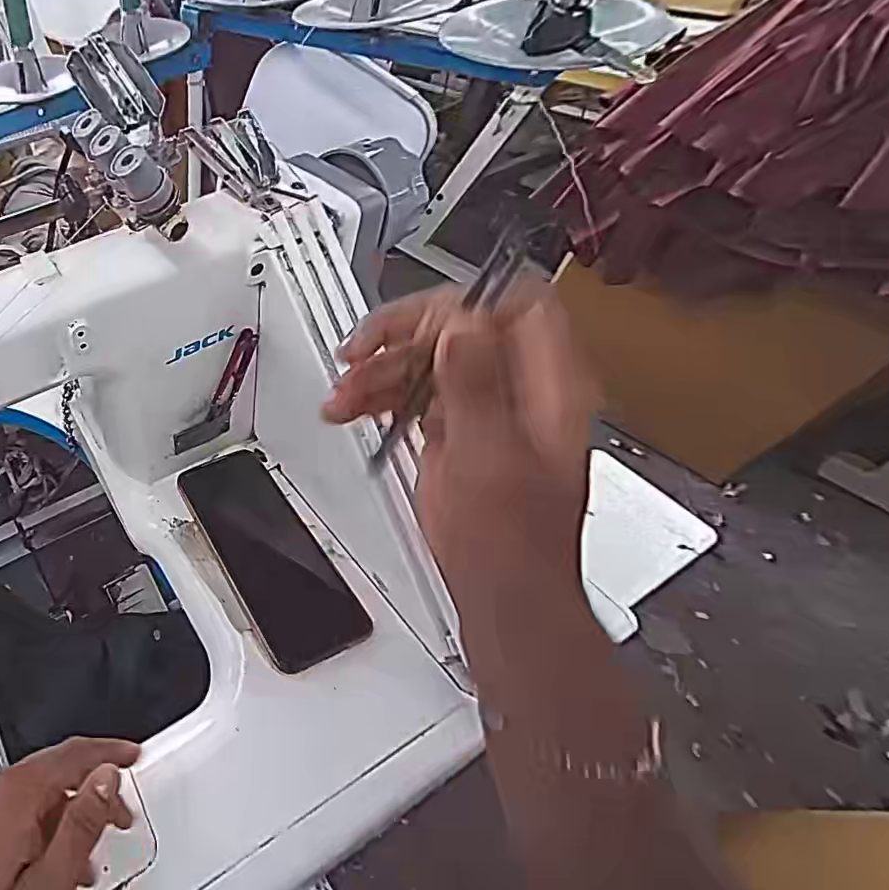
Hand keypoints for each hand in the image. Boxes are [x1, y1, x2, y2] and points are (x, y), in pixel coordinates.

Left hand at [0, 737, 139, 889]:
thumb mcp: (50, 887)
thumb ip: (82, 823)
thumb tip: (106, 777)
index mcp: (8, 799)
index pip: (69, 755)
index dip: (107, 753)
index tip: (131, 754)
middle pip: (54, 769)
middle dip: (94, 785)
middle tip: (122, 807)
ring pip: (41, 792)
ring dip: (74, 810)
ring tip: (100, 838)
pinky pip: (24, 812)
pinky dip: (52, 826)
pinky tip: (66, 858)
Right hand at [321, 283, 594, 592]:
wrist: (497, 586)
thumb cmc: (512, 540)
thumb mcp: (492, 457)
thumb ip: (475, 386)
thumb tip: (459, 328)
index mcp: (546, 387)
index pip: (517, 308)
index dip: (467, 302)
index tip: (419, 318)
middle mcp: (514, 388)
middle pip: (457, 328)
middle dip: (401, 335)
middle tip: (359, 352)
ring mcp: (480, 407)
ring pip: (425, 360)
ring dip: (377, 371)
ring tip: (343, 396)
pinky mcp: (451, 427)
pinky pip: (411, 392)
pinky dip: (377, 394)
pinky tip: (351, 406)